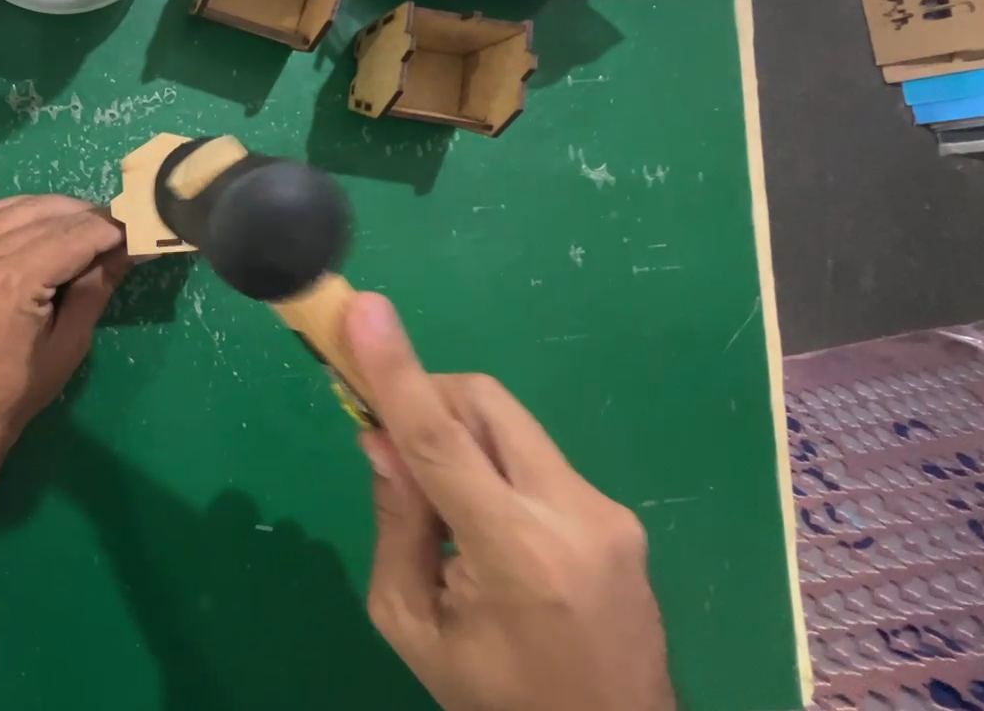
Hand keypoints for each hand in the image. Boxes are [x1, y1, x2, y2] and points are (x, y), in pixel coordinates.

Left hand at [0, 196, 129, 468]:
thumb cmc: (13, 396)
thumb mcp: (67, 346)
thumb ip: (96, 289)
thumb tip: (127, 251)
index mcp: (13, 282)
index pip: (76, 235)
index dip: (113, 229)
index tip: (141, 230)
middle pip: (49, 215)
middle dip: (91, 217)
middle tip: (123, 231)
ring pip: (20, 207)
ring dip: (59, 210)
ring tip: (90, 226)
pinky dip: (24, 212)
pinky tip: (46, 223)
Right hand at [345, 293, 675, 710]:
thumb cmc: (493, 698)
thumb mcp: (412, 623)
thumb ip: (395, 521)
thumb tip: (382, 440)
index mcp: (519, 556)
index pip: (440, 441)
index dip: (396, 372)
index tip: (365, 312)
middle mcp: (576, 518)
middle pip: (484, 406)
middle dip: (427, 398)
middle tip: (390, 435)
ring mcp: (608, 514)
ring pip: (509, 425)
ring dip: (457, 433)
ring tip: (440, 497)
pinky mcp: (618, 517)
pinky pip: (532, 456)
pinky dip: (489, 462)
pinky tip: (482, 518)